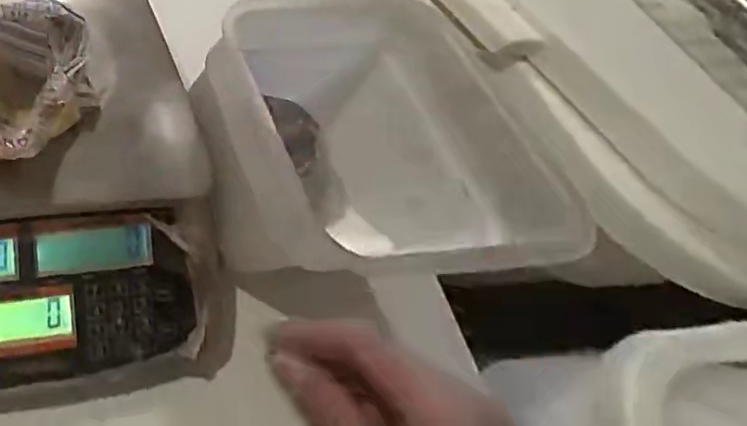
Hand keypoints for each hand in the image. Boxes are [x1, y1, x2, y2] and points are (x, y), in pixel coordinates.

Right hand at [269, 320, 511, 425]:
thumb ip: (330, 407)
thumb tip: (284, 360)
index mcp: (439, 391)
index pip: (360, 338)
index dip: (309, 332)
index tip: (269, 337)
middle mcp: (461, 391)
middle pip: (380, 352)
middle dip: (329, 352)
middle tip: (285, 358)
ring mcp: (478, 414)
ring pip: (397, 373)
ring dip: (351, 374)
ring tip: (312, 384)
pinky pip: (417, 397)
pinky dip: (379, 396)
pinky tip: (353, 409)